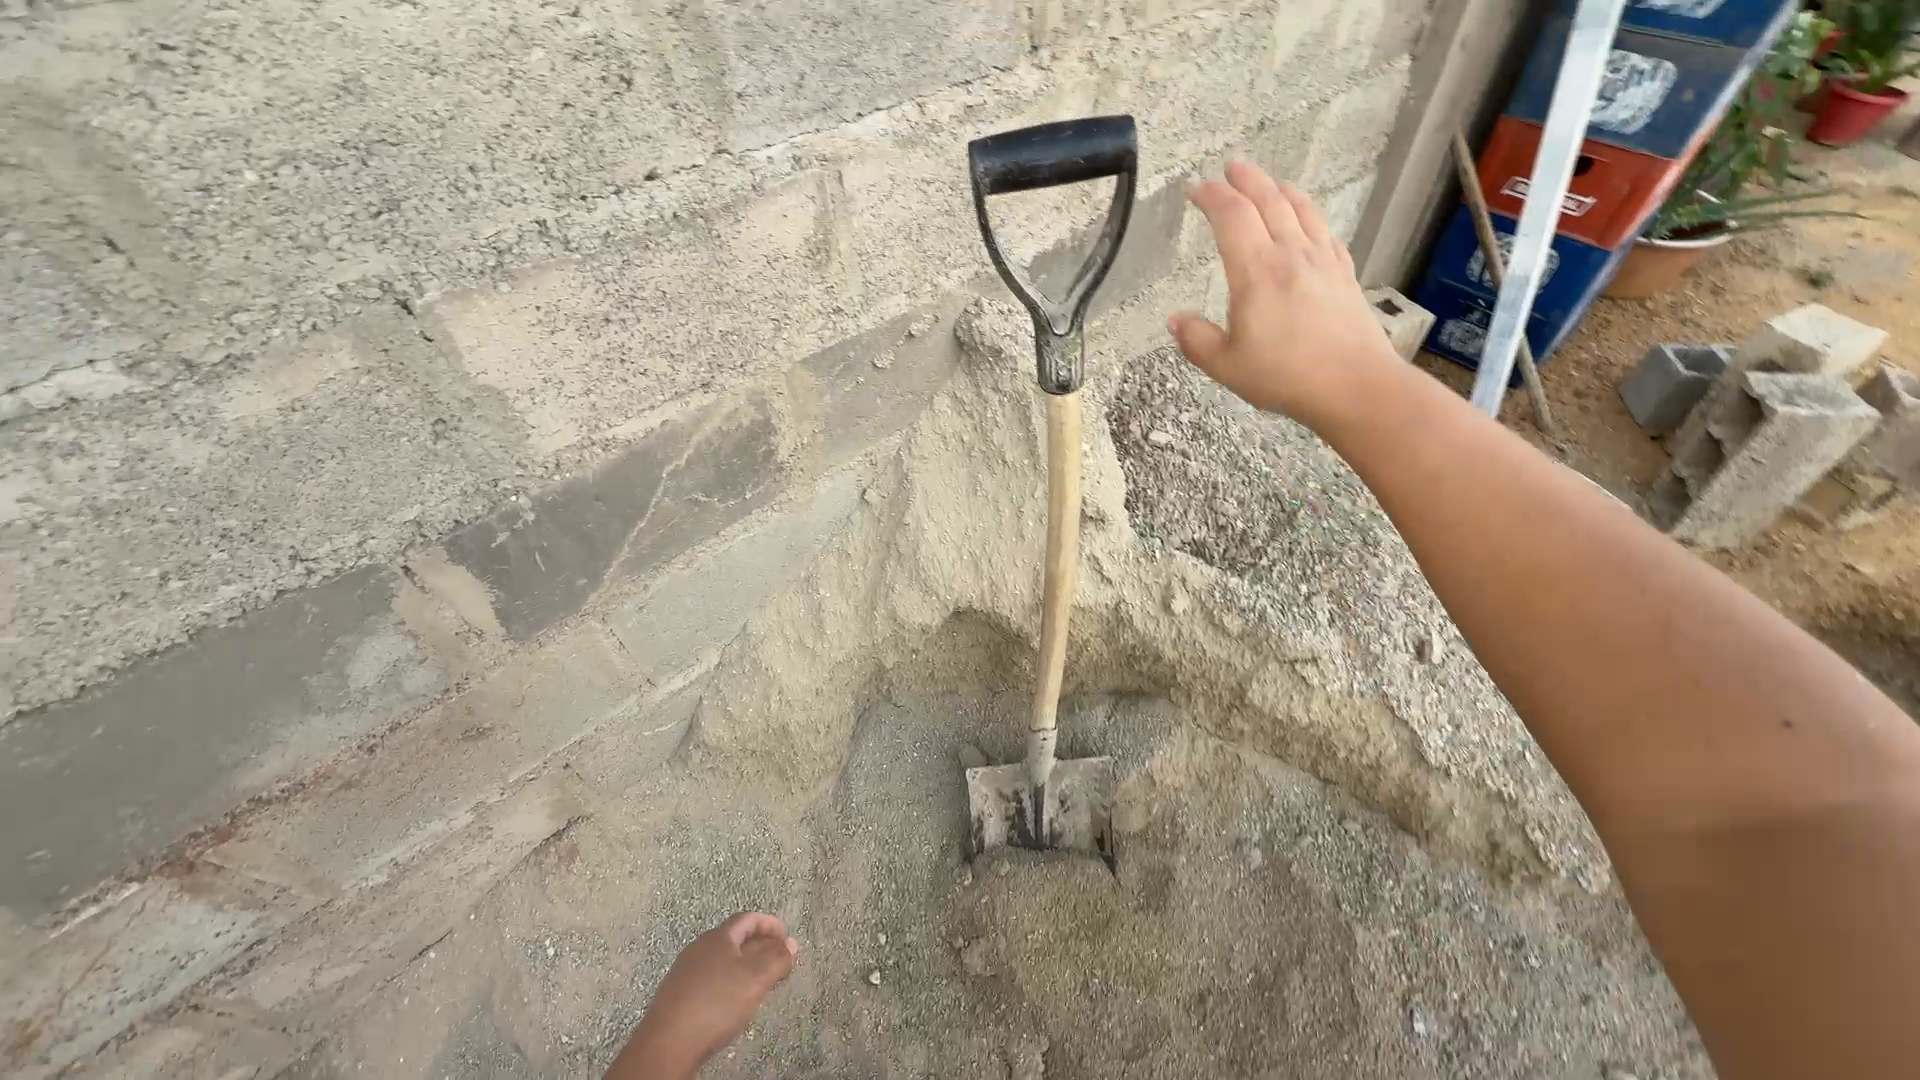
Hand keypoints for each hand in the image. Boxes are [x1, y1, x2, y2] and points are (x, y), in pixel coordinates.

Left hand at [606, 913, 798, 1079]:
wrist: (666, 1044)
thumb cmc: (716, 1003)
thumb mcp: (755, 979)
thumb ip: (777, 959)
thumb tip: (791, 943)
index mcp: (718, 937)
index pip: (748, 919)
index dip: (770, 924)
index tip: (786, 937)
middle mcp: (699, 947)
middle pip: (734, 938)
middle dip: (760, 946)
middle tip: (778, 961)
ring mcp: (685, 971)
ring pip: (722, 959)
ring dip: (744, 965)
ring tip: (760, 982)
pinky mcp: (677, 994)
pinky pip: (710, 977)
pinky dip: (728, 981)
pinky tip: (732, 1001)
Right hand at [1168, 160, 1400, 427]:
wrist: (1353, 385)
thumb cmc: (1285, 376)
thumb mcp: (1226, 365)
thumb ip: (1196, 340)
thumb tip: (1175, 320)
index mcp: (1256, 272)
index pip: (1231, 217)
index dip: (1211, 196)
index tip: (1196, 188)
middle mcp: (1290, 255)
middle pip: (1268, 201)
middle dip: (1246, 180)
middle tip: (1231, 168)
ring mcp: (1322, 261)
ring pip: (1301, 209)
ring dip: (1280, 189)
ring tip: (1269, 182)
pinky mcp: (1344, 275)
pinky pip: (1325, 232)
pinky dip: (1310, 215)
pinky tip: (1307, 220)